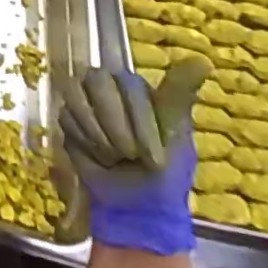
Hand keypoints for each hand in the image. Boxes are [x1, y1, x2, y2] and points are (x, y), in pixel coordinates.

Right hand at [57, 57, 208, 255]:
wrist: (134, 208)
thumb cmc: (162, 173)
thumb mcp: (176, 133)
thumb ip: (179, 94)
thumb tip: (202, 59)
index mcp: (137, 88)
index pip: (127, 84)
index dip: (138, 121)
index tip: (151, 156)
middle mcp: (108, 87)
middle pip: (96, 82)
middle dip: (113, 125)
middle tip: (127, 155)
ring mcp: (84, 101)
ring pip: (76, 96)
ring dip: (96, 133)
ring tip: (113, 158)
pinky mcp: (67, 119)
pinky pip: (65, 117)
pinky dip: (82, 141)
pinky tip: (97, 157)